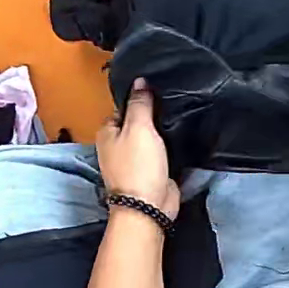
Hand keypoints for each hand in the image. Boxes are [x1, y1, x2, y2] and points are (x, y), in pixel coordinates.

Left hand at [97, 79, 179, 220]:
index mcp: (107, 133)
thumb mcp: (139, 127)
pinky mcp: (151, 172)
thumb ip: (140, 103)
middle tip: (173, 106)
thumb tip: (140, 81)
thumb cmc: (139, 165)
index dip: (140, 100)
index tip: (159, 94)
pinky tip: (181, 140)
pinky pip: (160, 154)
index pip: (123, 108)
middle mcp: (117, 146)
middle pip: (137, 123)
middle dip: (153, 117)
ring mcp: (134, 161)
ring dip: (162, 133)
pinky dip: (169, 148)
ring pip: (150, 139)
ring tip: (180, 120)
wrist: (149, 206)